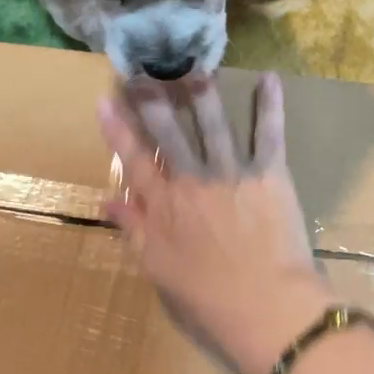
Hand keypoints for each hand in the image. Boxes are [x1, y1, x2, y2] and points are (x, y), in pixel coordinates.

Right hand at [96, 73, 333, 373]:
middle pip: (168, 132)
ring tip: (196, 67)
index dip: (117, 130)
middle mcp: (192, 181)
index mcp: (164, 207)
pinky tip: (269, 79)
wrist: (266, 307)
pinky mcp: (269, 174)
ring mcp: (231, 173)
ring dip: (203, 92)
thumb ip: (134, 230)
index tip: (104, 100)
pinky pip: (268, 133)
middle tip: (144, 71)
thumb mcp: (158, 269)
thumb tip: (107, 200)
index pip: (134, 160)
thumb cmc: (208, 298)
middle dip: (154, 98)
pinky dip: (269, 105)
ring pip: (213, 123)